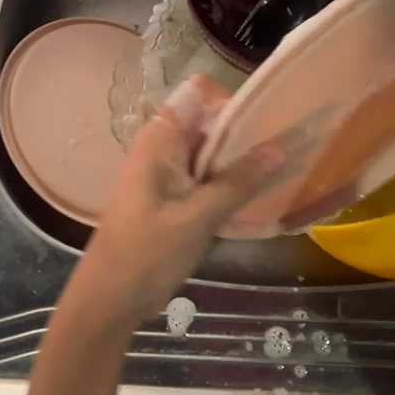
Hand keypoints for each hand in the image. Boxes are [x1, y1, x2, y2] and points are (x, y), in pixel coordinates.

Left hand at [58, 75, 284, 333]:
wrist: (108, 302)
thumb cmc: (146, 254)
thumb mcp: (198, 217)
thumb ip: (239, 181)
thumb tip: (281, 146)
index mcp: (160, 138)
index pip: (198, 93)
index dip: (232, 100)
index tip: (266, 121)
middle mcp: (163, 146)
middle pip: (209, 120)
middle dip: (244, 131)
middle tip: (285, 149)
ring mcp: (167, 172)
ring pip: (210, 151)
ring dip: (240, 159)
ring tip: (281, 170)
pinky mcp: (173, 197)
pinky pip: (206, 176)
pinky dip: (229, 182)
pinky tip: (257, 197)